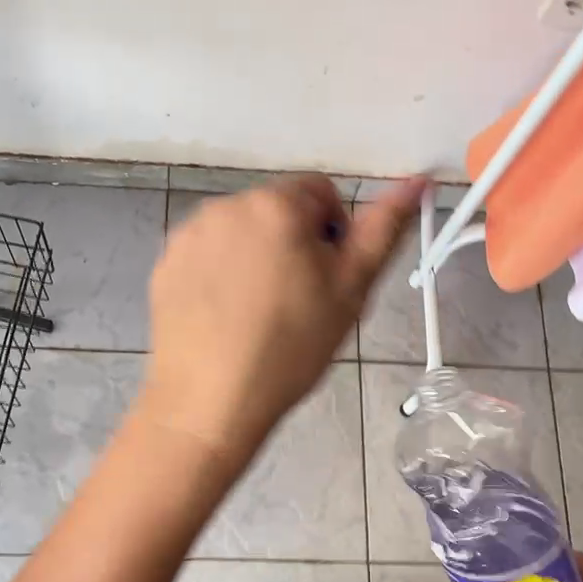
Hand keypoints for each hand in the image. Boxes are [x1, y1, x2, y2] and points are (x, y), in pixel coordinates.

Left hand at [141, 173, 426, 459]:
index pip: (321, 192)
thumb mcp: (351, 290)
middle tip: (298, 303)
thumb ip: (384, 229)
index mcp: (276, 204)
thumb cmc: (291, 347)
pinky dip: (219, 276)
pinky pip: (205, 257)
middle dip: (293, 244)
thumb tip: (418, 179)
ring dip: (255, 257)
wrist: (211, 402)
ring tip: (258, 315)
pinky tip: (225, 319)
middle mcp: (226, 206)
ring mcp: (188, 235)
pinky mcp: (164, 266)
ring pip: (239, 233)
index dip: (334, 233)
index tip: (328, 280)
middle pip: (276, 210)